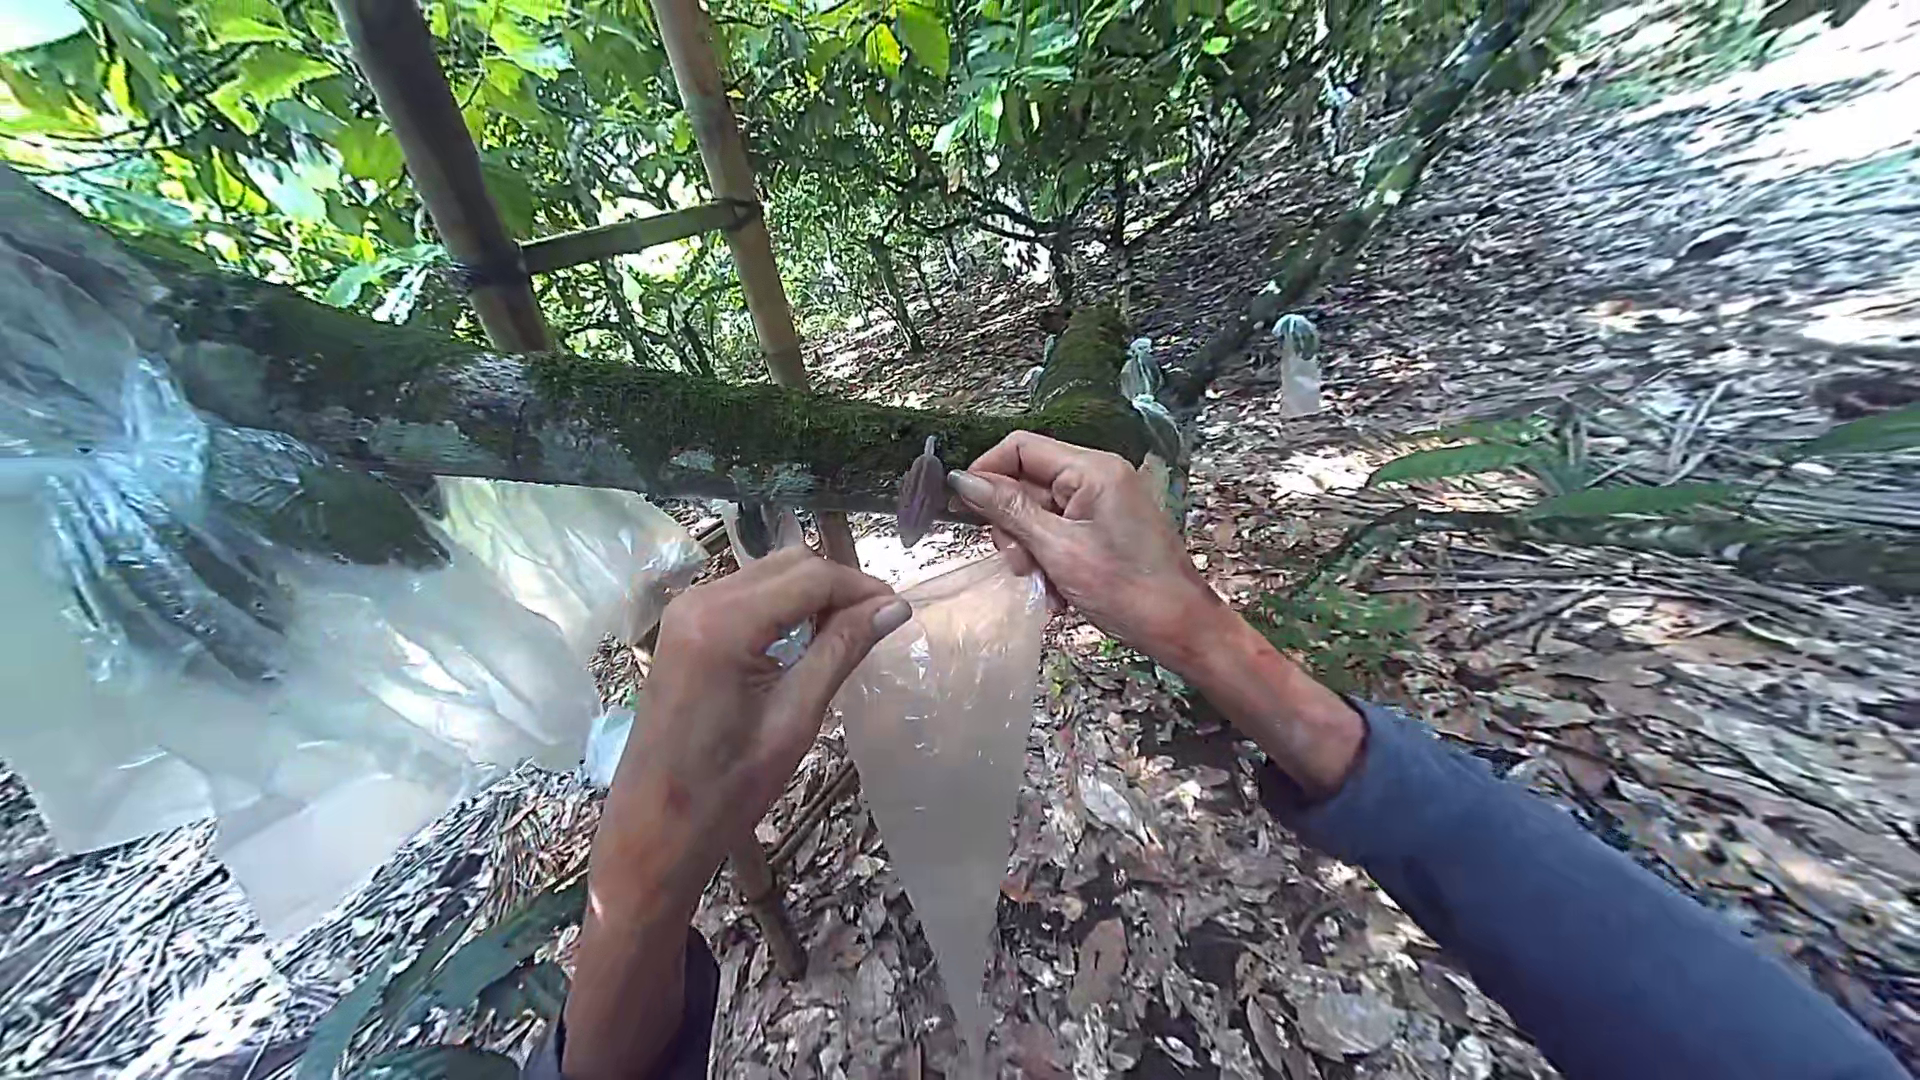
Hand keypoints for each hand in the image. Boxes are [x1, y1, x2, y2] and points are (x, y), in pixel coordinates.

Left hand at [566, 548, 909, 1079]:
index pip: (812, 577)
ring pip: (771, 572)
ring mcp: (687, 609)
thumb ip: (843, 649)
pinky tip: (806, 634)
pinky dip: (786, 602)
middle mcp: (700, 599)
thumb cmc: (728, 788)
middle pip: (791, 563)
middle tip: (875, 622)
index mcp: (724, 623)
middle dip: (839, 585)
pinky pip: (749, 591)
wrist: (653, 831)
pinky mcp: (685, 624)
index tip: (897, 610)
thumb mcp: (796, 717)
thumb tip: (894, 608)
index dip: (862, 587)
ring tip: (847, 629)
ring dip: (814, 591)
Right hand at [951, 431, 1363, 798]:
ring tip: (1042, 584)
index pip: (1021, 447)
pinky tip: (1055, 592)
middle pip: (1027, 483)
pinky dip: (1048, 560)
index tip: (965, 509)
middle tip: (1020, 564)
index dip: (986, 473)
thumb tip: (960, 480)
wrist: (1180, 630)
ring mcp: (1101, 503)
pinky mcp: (1102, 528)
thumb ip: (1008, 510)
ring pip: (1037, 514)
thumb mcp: (1057, 549)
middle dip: (1013, 526)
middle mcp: (1097, 476)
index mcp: (1092, 468)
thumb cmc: (1124, 589)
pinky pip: (1057, 533)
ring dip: (1029, 550)